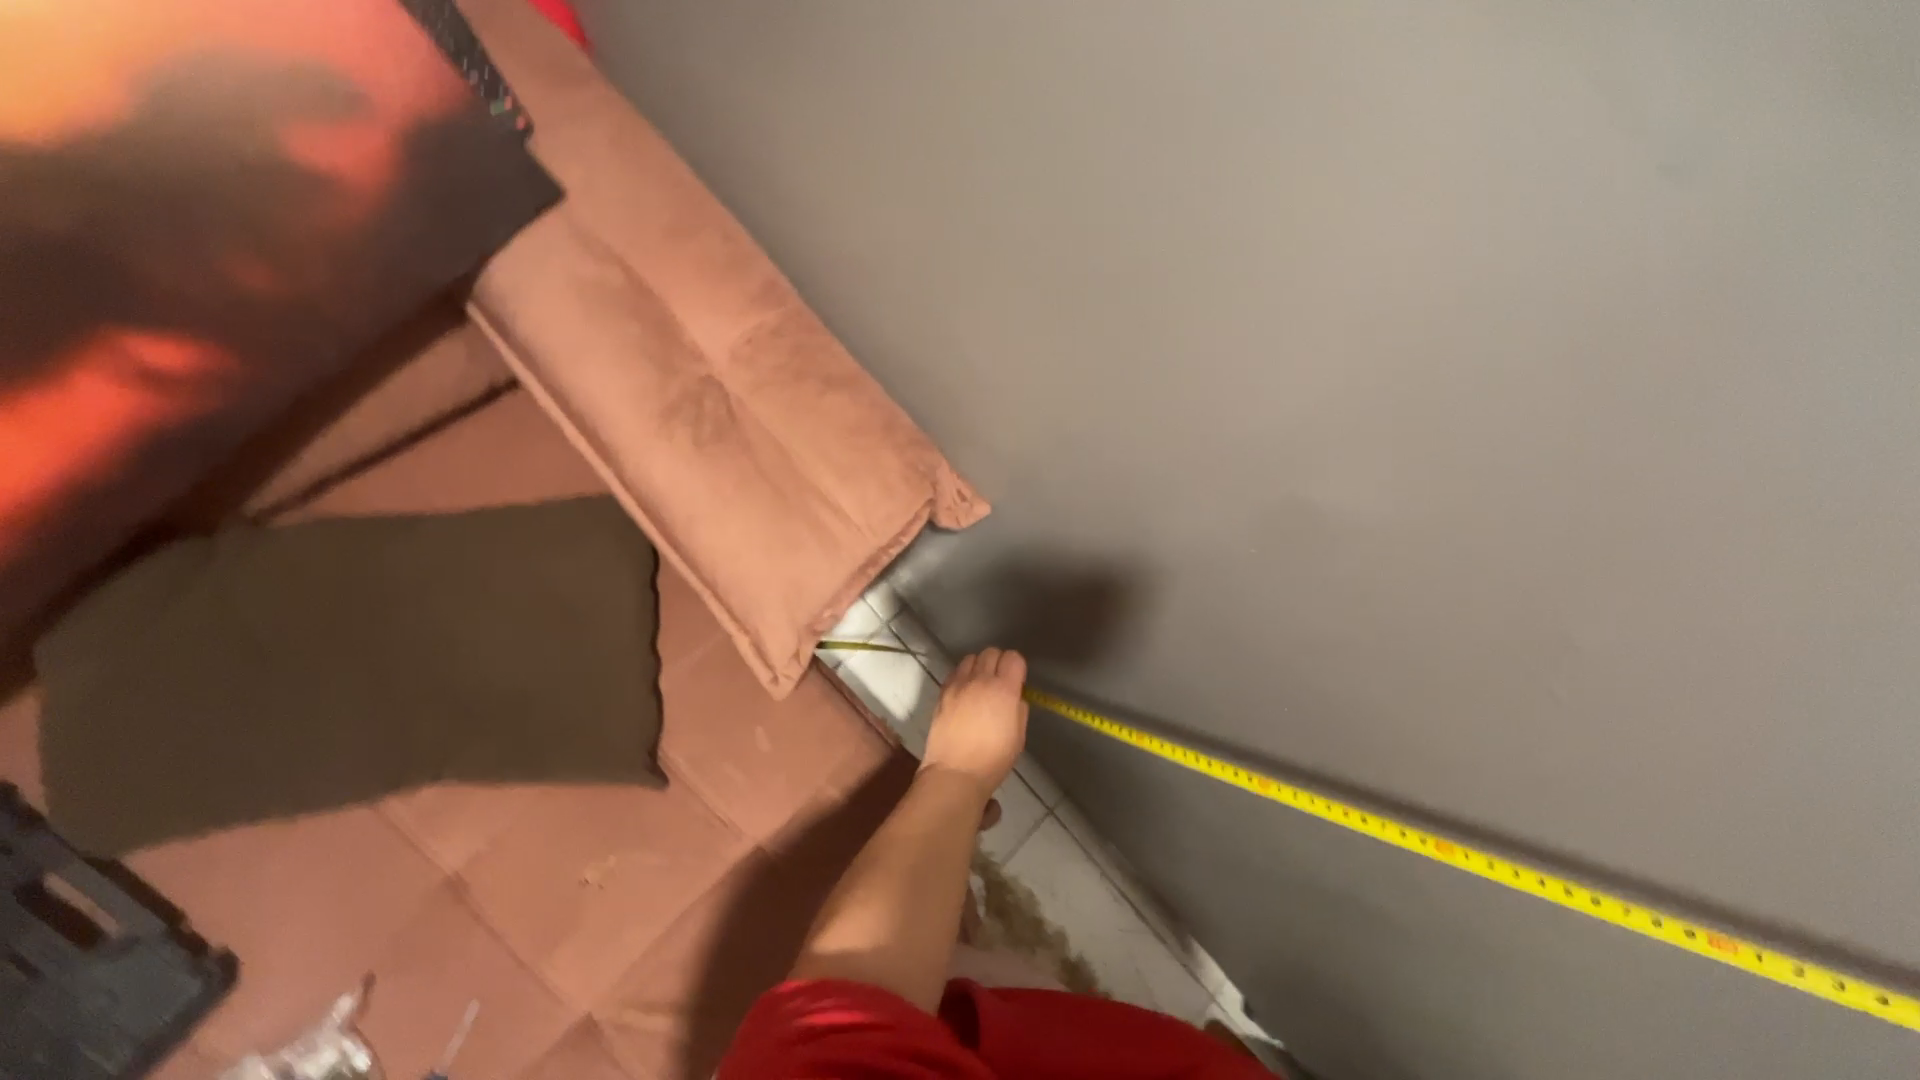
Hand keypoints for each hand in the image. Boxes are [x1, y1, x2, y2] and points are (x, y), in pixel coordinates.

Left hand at [922, 647, 1028, 796]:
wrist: (955, 773)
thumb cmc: (993, 760)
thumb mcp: (1018, 737)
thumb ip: (1018, 710)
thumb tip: (1014, 698)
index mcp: (1004, 690)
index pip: (1013, 658)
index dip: (1017, 667)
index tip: (1017, 680)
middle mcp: (981, 680)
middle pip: (991, 652)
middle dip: (998, 662)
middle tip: (999, 681)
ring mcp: (958, 684)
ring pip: (971, 658)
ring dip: (979, 666)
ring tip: (980, 684)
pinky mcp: (942, 692)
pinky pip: (955, 672)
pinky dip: (963, 675)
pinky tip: (965, 692)